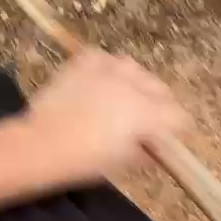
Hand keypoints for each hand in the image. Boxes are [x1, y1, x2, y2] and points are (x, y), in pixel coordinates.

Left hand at [24, 50, 190, 181]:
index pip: (178, 115)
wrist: (42, 143)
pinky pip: (103, 58)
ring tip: (123, 96)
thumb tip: (152, 149)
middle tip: (144, 120)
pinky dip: (105, 67)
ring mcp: (106, 71)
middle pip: (159, 88)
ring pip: (133, 68)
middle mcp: (132, 86)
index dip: (176, 127)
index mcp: (147, 113)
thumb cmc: (85, 160)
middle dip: (158, 103)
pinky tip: (100, 80)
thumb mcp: (122, 162)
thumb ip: (144, 151)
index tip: (169, 134)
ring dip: (134, 81)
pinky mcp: (82, 64)